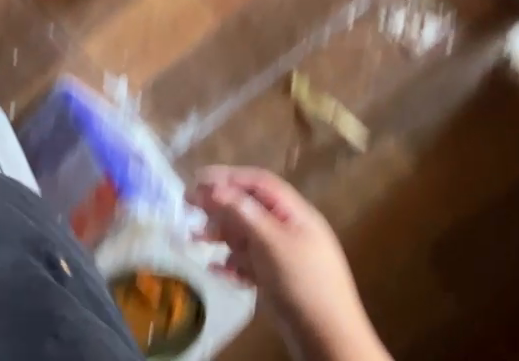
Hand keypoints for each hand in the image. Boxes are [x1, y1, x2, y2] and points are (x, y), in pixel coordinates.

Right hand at [189, 167, 387, 360]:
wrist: (329, 342)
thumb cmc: (302, 284)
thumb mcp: (270, 242)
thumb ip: (242, 212)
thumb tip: (214, 187)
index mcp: (295, 215)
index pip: (258, 183)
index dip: (227, 177)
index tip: (197, 181)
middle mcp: (289, 230)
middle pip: (249, 207)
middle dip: (219, 206)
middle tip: (188, 206)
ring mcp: (283, 256)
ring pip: (245, 235)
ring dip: (220, 235)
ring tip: (195, 239)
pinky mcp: (277, 279)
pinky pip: (248, 262)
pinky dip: (231, 263)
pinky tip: (216, 271)